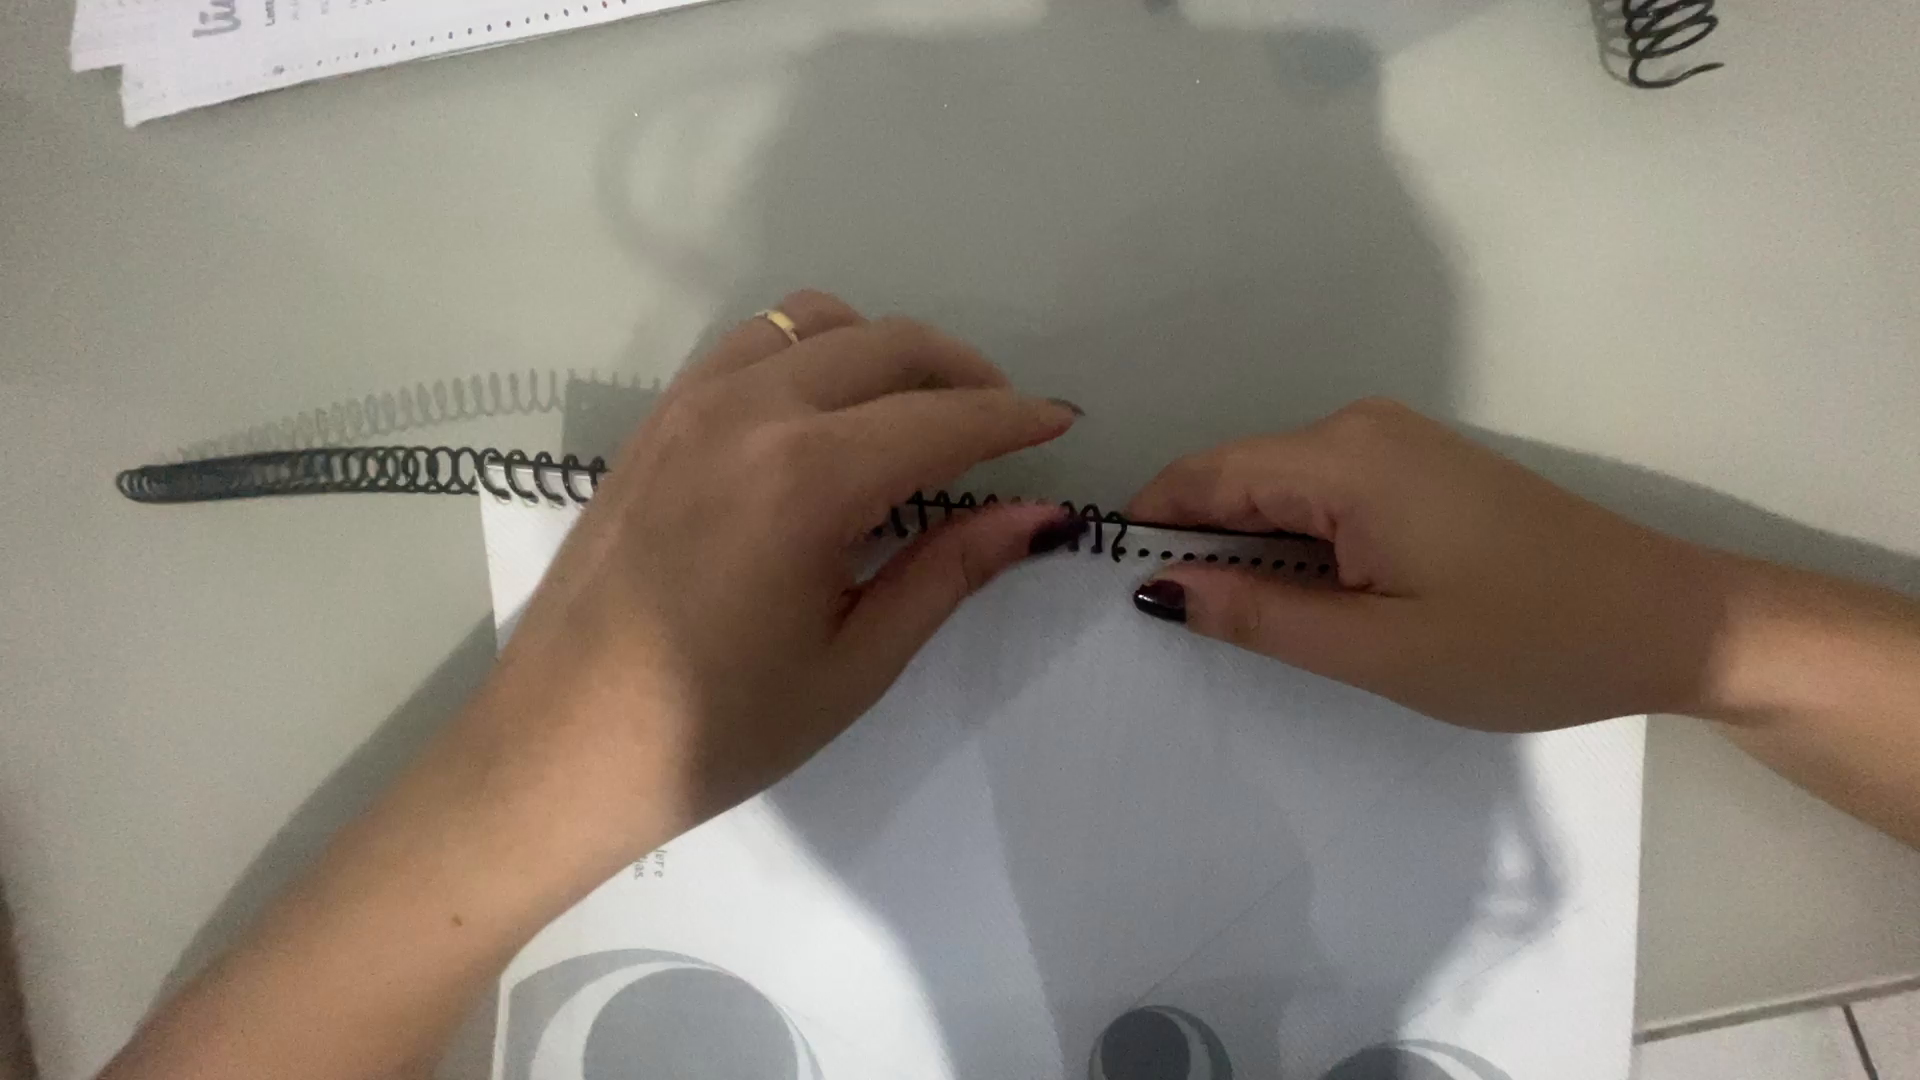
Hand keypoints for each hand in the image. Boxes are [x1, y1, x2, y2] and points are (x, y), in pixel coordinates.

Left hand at [466, 290, 1082, 863]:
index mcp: (806, 479)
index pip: (943, 420)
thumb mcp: (856, 662)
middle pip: (889, 346)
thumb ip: (950, 571)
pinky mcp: (658, 417)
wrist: (557, 751)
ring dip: (888, 352)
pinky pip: (756, 343)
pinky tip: (830, 414)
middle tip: (1002, 425)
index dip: (1014, 420)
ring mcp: (692, 403)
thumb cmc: (720, 729)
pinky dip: (816, 352)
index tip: (1060, 424)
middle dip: (965, 375)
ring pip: (819, 323)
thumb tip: (1037, 516)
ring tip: (920, 412)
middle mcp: (750, 412)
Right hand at [1124, 398, 1724, 731]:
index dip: (1150, 525)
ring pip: (1269, 484)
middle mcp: (1356, 429)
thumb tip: (1159, 588)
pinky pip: (1310, 490)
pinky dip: (1282, 536)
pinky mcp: (1406, 463)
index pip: (1204, 476)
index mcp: (1344, 462)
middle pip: (1232, 476)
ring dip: (1239, 542)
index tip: (1120, 583)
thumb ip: (1256, 614)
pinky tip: (1298, 586)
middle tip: (1180, 616)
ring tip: (1241, 611)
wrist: (1674, 624)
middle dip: (1193, 538)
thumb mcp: (1376, 650)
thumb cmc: (1524, 643)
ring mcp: (1385, 440)